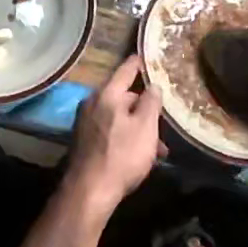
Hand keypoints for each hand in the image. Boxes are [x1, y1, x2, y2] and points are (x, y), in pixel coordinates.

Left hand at [65, 57, 163, 208]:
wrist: (89, 191)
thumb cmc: (121, 155)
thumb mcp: (145, 127)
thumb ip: (151, 102)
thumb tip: (153, 85)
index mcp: (106, 94)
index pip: (125, 70)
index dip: (138, 63)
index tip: (146, 56)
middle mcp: (92, 103)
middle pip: (122, 95)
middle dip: (143, 106)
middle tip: (163, 118)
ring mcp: (85, 122)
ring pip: (118, 116)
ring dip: (137, 127)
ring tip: (158, 148)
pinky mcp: (84, 141)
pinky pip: (109, 130)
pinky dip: (125, 136)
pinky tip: (139, 155)